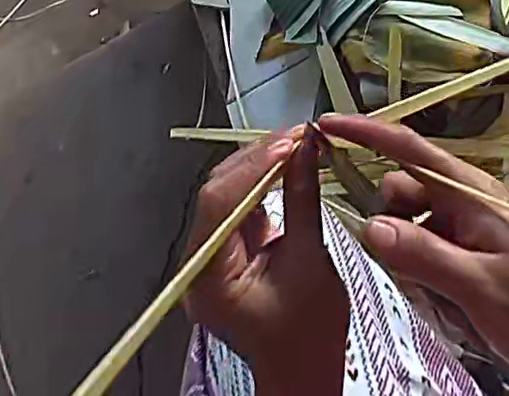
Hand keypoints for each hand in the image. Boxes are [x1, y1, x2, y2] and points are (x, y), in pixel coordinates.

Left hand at [183, 126, 347, 394]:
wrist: (304, 375)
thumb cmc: (308, 333)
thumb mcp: (310, 262)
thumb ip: (302, 199)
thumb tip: (305, 147)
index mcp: (208, 277)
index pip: (220, 203)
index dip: (255, 167)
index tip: (291, 143)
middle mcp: (198, 261)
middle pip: (220, 192)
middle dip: (259, 160)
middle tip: (298, 136)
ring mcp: (210, 254)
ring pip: (228, 191)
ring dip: (261, 165)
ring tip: (295, 144)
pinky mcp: (226, 248)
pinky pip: (239, 203)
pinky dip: (262, 181)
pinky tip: (286, 165)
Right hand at [319, 113, 508, 390]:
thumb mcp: (482, 289)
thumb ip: (423, 255)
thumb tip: (368, 225)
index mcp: (468, 191)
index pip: (406, 148)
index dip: (364, 131)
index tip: (325, 124)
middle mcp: (464, 198)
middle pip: (402, 194)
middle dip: (392, 228)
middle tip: (415, 278)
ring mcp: (469, 225)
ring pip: (411, 227)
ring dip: (411, 260)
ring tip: (444, 303)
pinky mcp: (473, 251)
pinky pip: (428, 251)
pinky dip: (426, 275)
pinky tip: (451, 308)